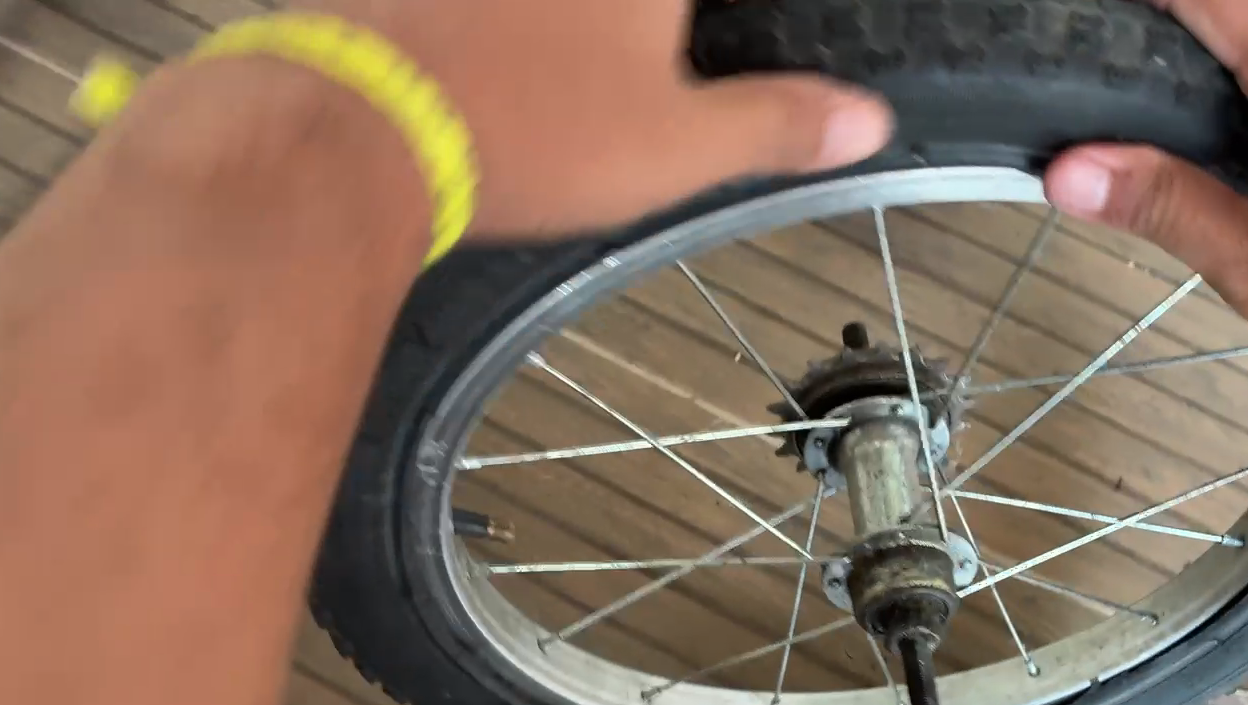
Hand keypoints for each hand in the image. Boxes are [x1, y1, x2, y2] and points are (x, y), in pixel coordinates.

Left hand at [310, 0, 894, 237]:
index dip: (731, 29)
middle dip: (676, 31)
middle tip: (675, 52)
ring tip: (643, 56)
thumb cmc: (543, 136)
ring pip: (606, 8)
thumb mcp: (681, 147)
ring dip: (635, 29)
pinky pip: (531, 3)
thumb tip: (872, 122)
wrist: (375, 128)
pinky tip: (559, 33)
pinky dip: (558, 18)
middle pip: (661, 7)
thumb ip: (778, 124)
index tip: (705, 54)